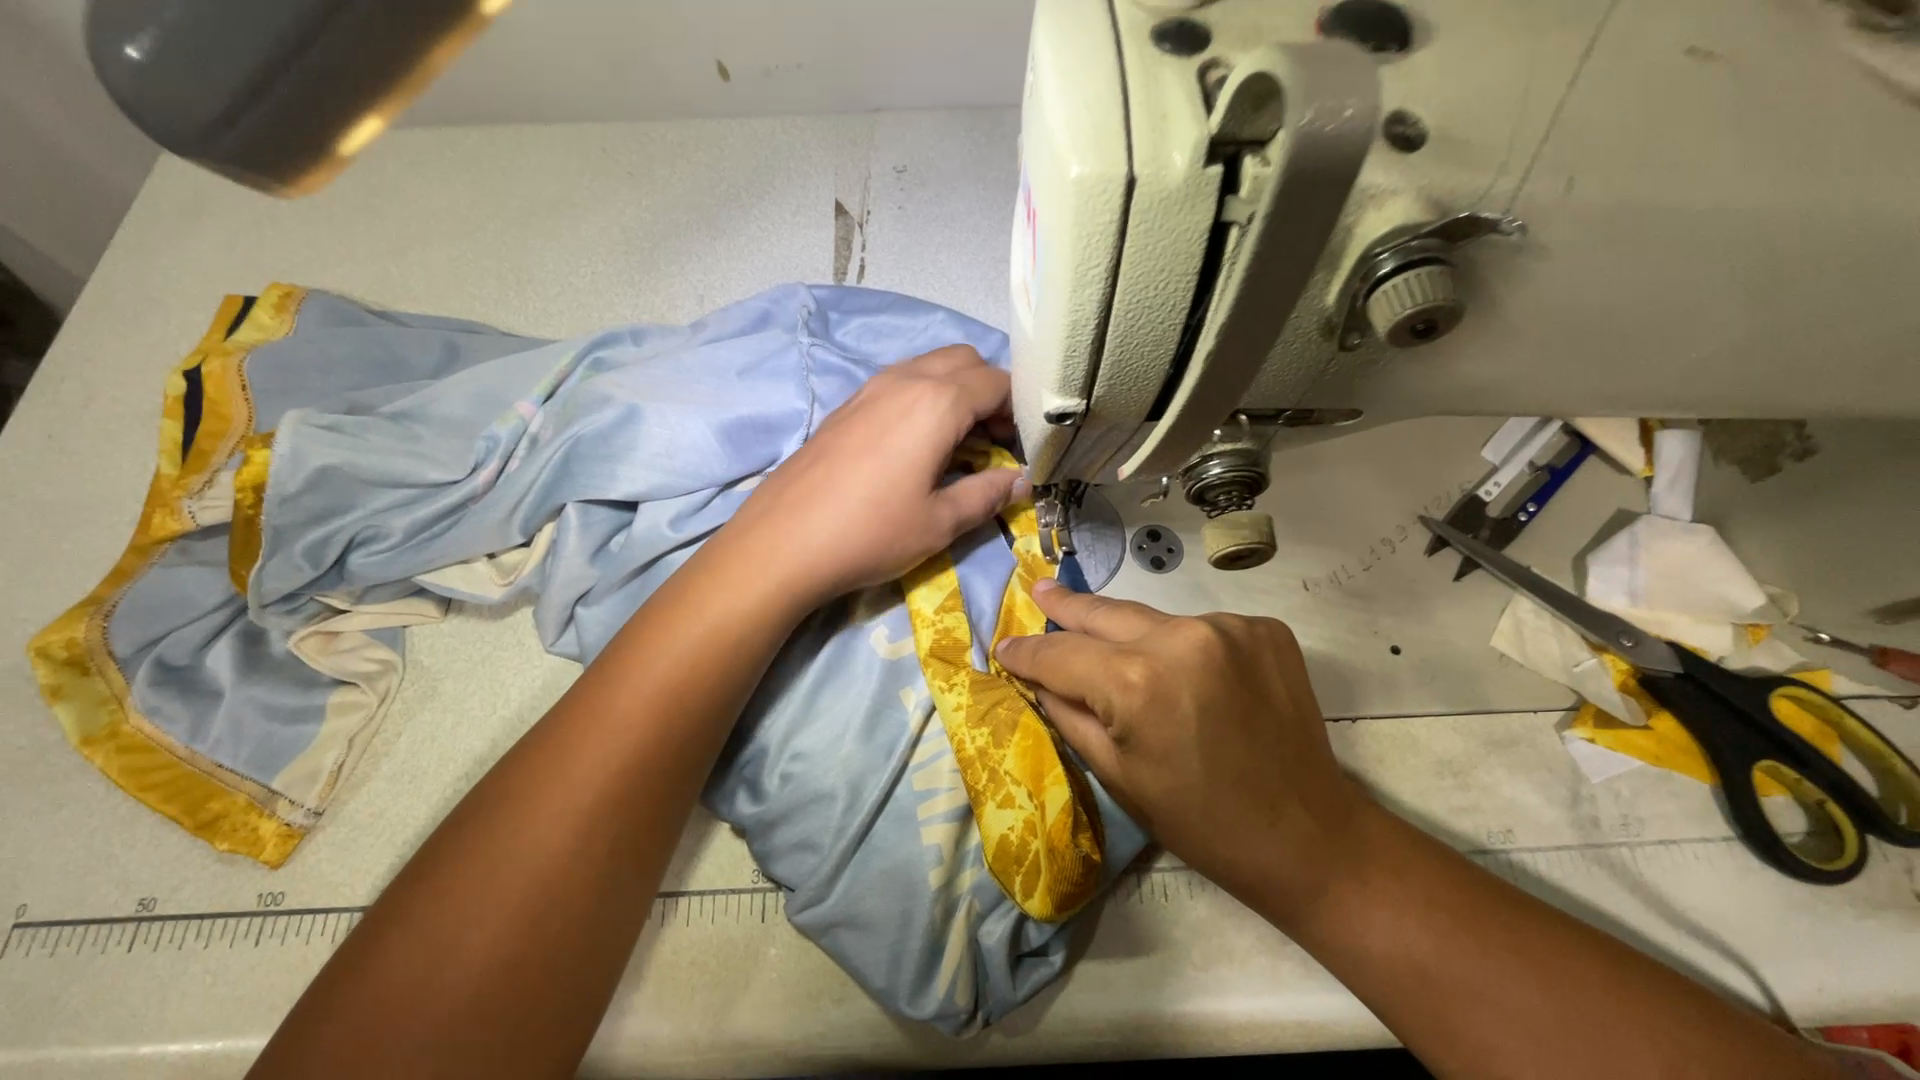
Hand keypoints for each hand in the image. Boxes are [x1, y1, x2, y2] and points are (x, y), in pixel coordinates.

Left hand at [720, 345, 1026, 608]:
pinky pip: (900, 384)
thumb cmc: (869, 534)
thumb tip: (1020, 481)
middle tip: (996, 440)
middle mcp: (905, 380)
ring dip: (955, 393)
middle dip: (990, 391)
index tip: (1025, 445)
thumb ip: (987, 494)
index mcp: (936, 402)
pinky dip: (924, 400)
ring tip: (960, 445)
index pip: (997, 381)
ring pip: (929, 367)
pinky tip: (918, 447)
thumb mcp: (940, 523)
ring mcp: (870, 389)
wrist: (782, 543)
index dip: (1021, 408)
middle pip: (964, 360)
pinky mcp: (847, 406)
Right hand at [995, 581, 1376, 923]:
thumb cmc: (1199, 820)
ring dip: (1131, 635)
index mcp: (1136, 682)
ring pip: (1156, 621)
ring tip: (1110, 644)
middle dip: (1068, 607)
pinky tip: (1184, 673)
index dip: (1028, 652)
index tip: (1004, 646)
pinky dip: (1184, 645)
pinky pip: (1201, 628)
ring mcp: (1228, 626)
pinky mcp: (1264, 628)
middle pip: (1106, 615)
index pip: (1061, 654)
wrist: (1306, 834)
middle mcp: (1181, 637)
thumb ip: (1069, 713)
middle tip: (1042, 589)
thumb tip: (1039, 676)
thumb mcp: (1116, 775)